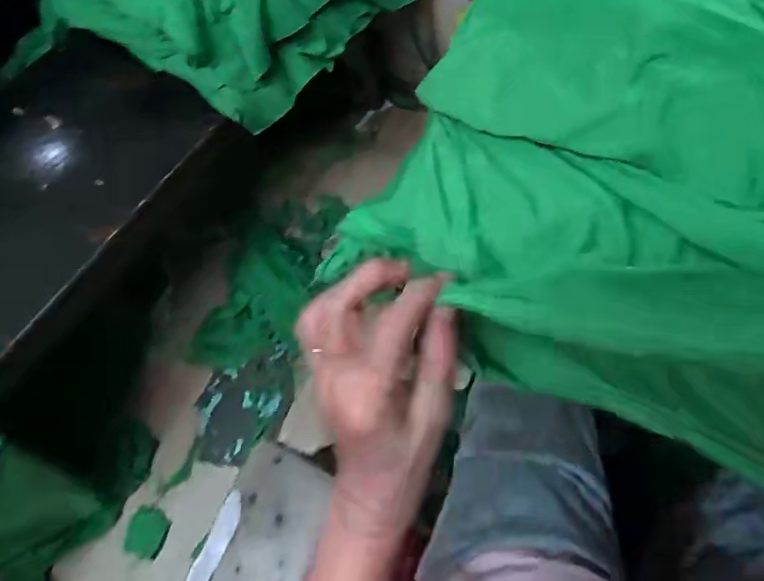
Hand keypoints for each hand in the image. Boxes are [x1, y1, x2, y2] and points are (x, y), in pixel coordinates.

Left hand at [297, 259, 458, 547]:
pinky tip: (368, 297)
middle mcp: (334, 376)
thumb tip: (447, 301)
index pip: (393, 321)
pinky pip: (315, 321)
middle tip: (412, 268)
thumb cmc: (409, 459)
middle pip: (340, 305)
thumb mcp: (436, 411)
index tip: (449, 278)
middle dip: (376, 274)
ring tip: (390, 277)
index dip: (423, 291)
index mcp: (368, 391)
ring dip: (353, 283)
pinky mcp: (316, 369)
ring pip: (319, 308)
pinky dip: (339, 298)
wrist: (368, 495)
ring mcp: (318, 372)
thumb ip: (440, 353)